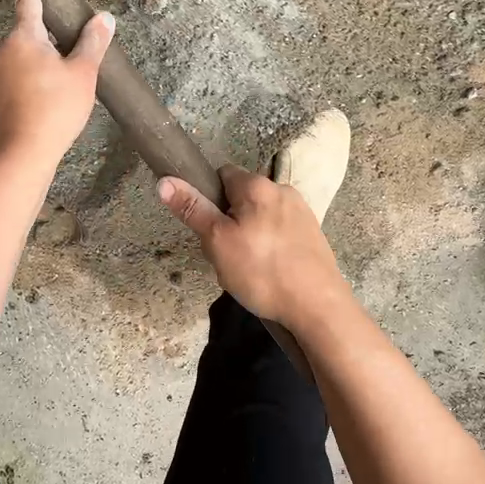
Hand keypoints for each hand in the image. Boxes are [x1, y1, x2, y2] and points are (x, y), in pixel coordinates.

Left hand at [0, 0, 114, 158]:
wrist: (25, 151)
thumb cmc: (56, 107)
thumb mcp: (83, 72)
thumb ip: (93, 42)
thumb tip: (105, 17)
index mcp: (24, 37)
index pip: (27, 0)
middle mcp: (4, 49)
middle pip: (30, 32)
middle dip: (49, 38)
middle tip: (72, 59)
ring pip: (24, 55)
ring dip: (42, 60)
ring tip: (64, 85)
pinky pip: (18, 73)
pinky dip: (34, 76)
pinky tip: (50, 96)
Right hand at [156, 164, 351, 325]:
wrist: (319, 309)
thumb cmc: (263, 271)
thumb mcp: (217, 242)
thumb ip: (192, 209)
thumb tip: (164, 181)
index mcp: (257, 185)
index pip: (222, 174)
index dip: (209, 198)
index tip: (209, 227)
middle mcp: (282, 189)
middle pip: (242, 197)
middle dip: (229, 221)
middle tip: (226, 254)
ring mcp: (302, 212)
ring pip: (261, 216)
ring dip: (250, 235)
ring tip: (249, 269)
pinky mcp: (314, 234)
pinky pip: (280, 232)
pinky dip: (271, 248)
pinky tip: (270, 274)